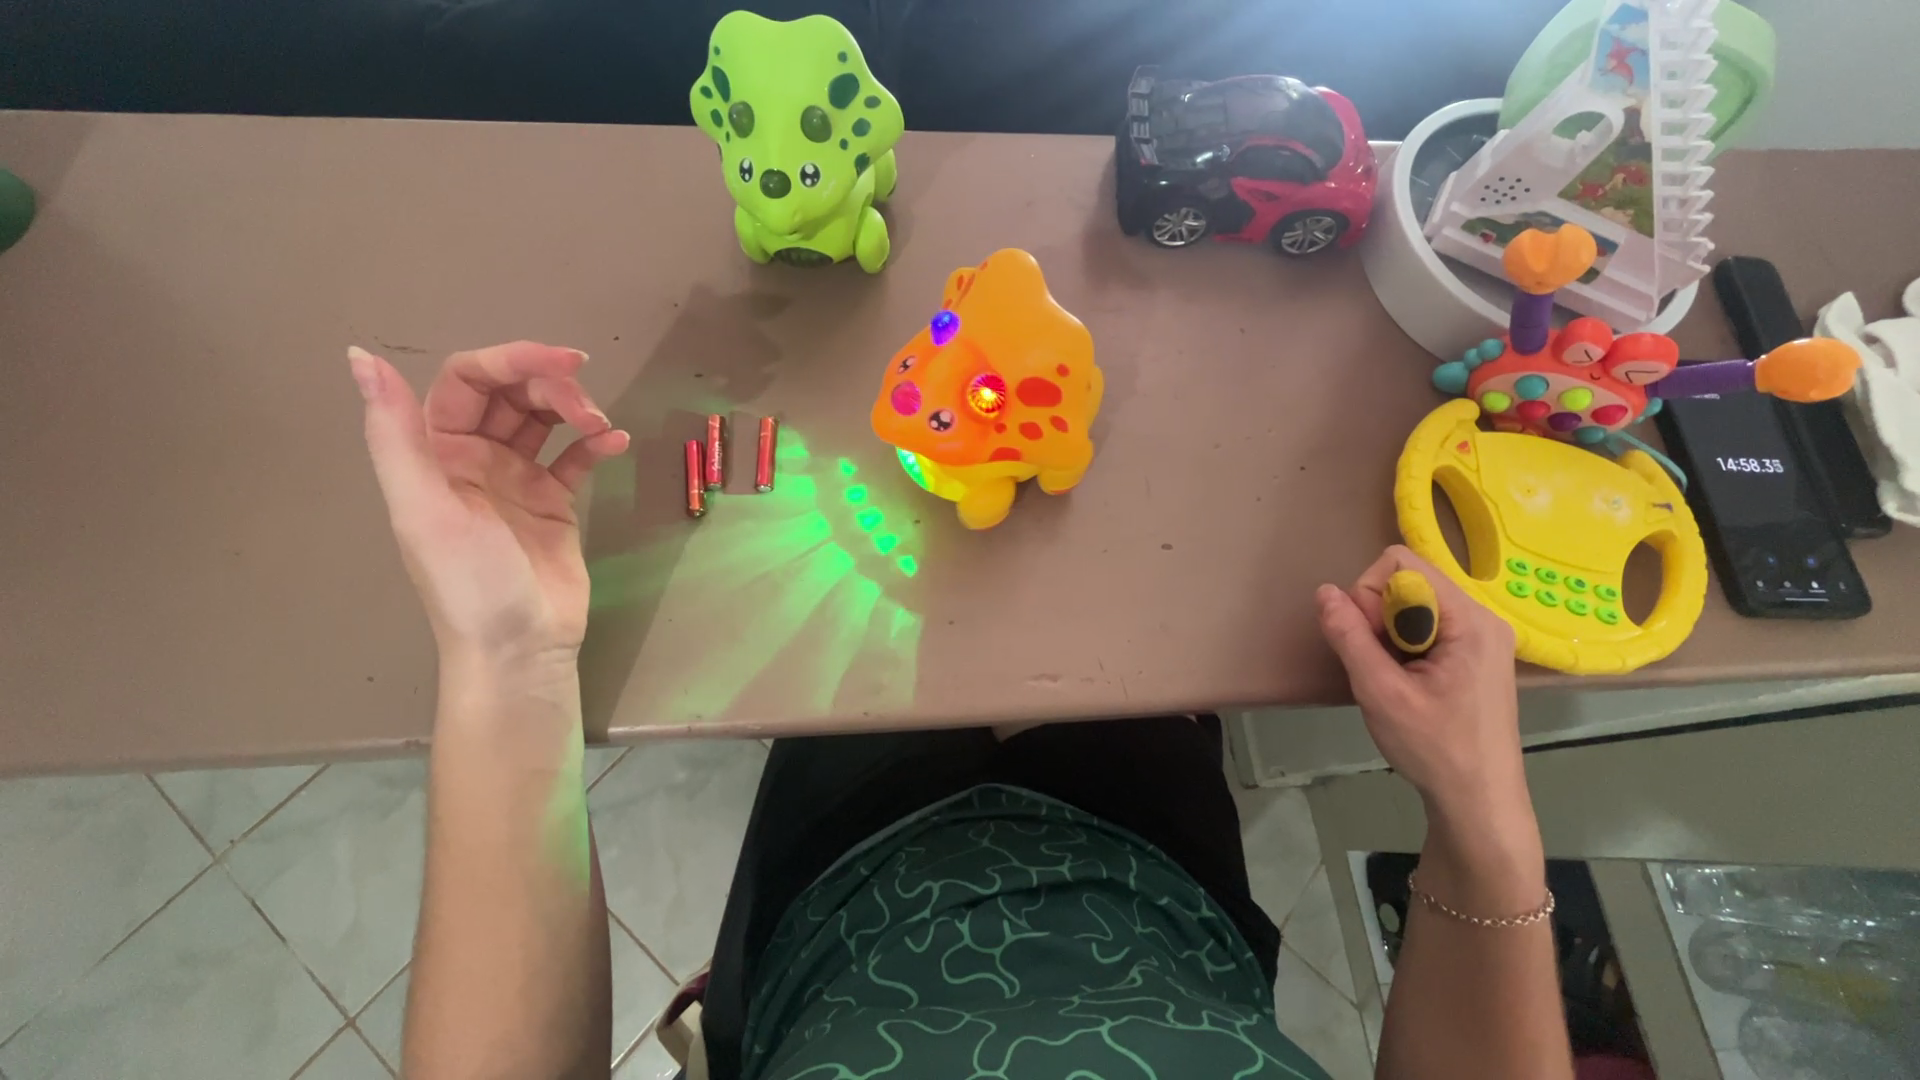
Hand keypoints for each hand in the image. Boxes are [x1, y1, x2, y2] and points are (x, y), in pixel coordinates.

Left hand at [348, 343, 628, 673]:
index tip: (565, 364)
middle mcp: (474, 458)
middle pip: (512, 394)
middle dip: (553, 387)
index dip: (513, 360)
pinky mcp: (555, 501)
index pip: (469, 381)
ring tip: (604, 427)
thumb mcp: (423, 508)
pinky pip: (576, 457)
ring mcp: (517, 479)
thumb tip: (357, 354)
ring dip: (578, 411)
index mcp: (435, 452)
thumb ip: (394, 434)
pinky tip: (616, 444)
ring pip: (546, 420)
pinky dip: (597, 444)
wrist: (520, 646)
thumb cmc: (470, 582)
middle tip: (589, 408)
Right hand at [1315, 547, 1527, 824]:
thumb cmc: (1434, 749)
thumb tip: (1323, 592)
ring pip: (1413, 605)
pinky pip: (1425, 626)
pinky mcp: (1475, 655)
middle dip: (1377, 616)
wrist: (1479, 802)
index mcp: (1470, 620)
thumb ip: (1350, 637)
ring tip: (1392, 678)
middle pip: (1407, 582)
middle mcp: (1482, 618)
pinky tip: (1404, 681)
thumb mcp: (1380, 692)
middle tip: (1378, 666)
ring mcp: (1481, 637)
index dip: (1369, 594)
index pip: (1401, 564)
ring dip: (1387, 634)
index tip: (1369, 641)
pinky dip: (1402, 646)